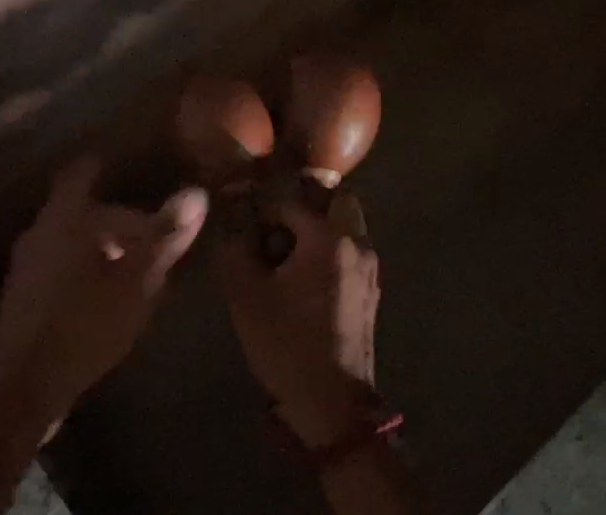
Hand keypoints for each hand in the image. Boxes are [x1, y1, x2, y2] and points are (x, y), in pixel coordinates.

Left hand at [0, 158, 208, 417]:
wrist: (21, 388)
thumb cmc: (83, 323)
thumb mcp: (136, 281)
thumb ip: (165, 237)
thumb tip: (197, 193)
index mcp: (64, 219)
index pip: (81, 174)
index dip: (102, 165)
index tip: (123, 162)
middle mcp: (39, 234)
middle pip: (80, 212)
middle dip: (116, 221)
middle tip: (152, 236)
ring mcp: (26, 269)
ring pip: (70, 243)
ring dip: (102, 248)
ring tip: (137, 270)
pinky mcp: (23, 301)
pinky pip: (60, 269)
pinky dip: (85, 270)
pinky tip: (108, 299)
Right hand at [216, 193, 380, 446]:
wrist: (331, 404)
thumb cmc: (286, 343)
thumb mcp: (246, 293)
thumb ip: (236, 248)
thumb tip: (235, 222)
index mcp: (329, 238)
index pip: (291, 201)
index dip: (264, 209)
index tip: (246, 224)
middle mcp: (357, 244)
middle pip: (336, 200)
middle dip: (305, 205)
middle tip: (276, 227)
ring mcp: (370, 269)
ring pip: (347, 226)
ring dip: (320, 228)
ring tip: (286, 255)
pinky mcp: (371, 292)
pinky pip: (351, 252)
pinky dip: (330, 251)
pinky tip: (303, 279)